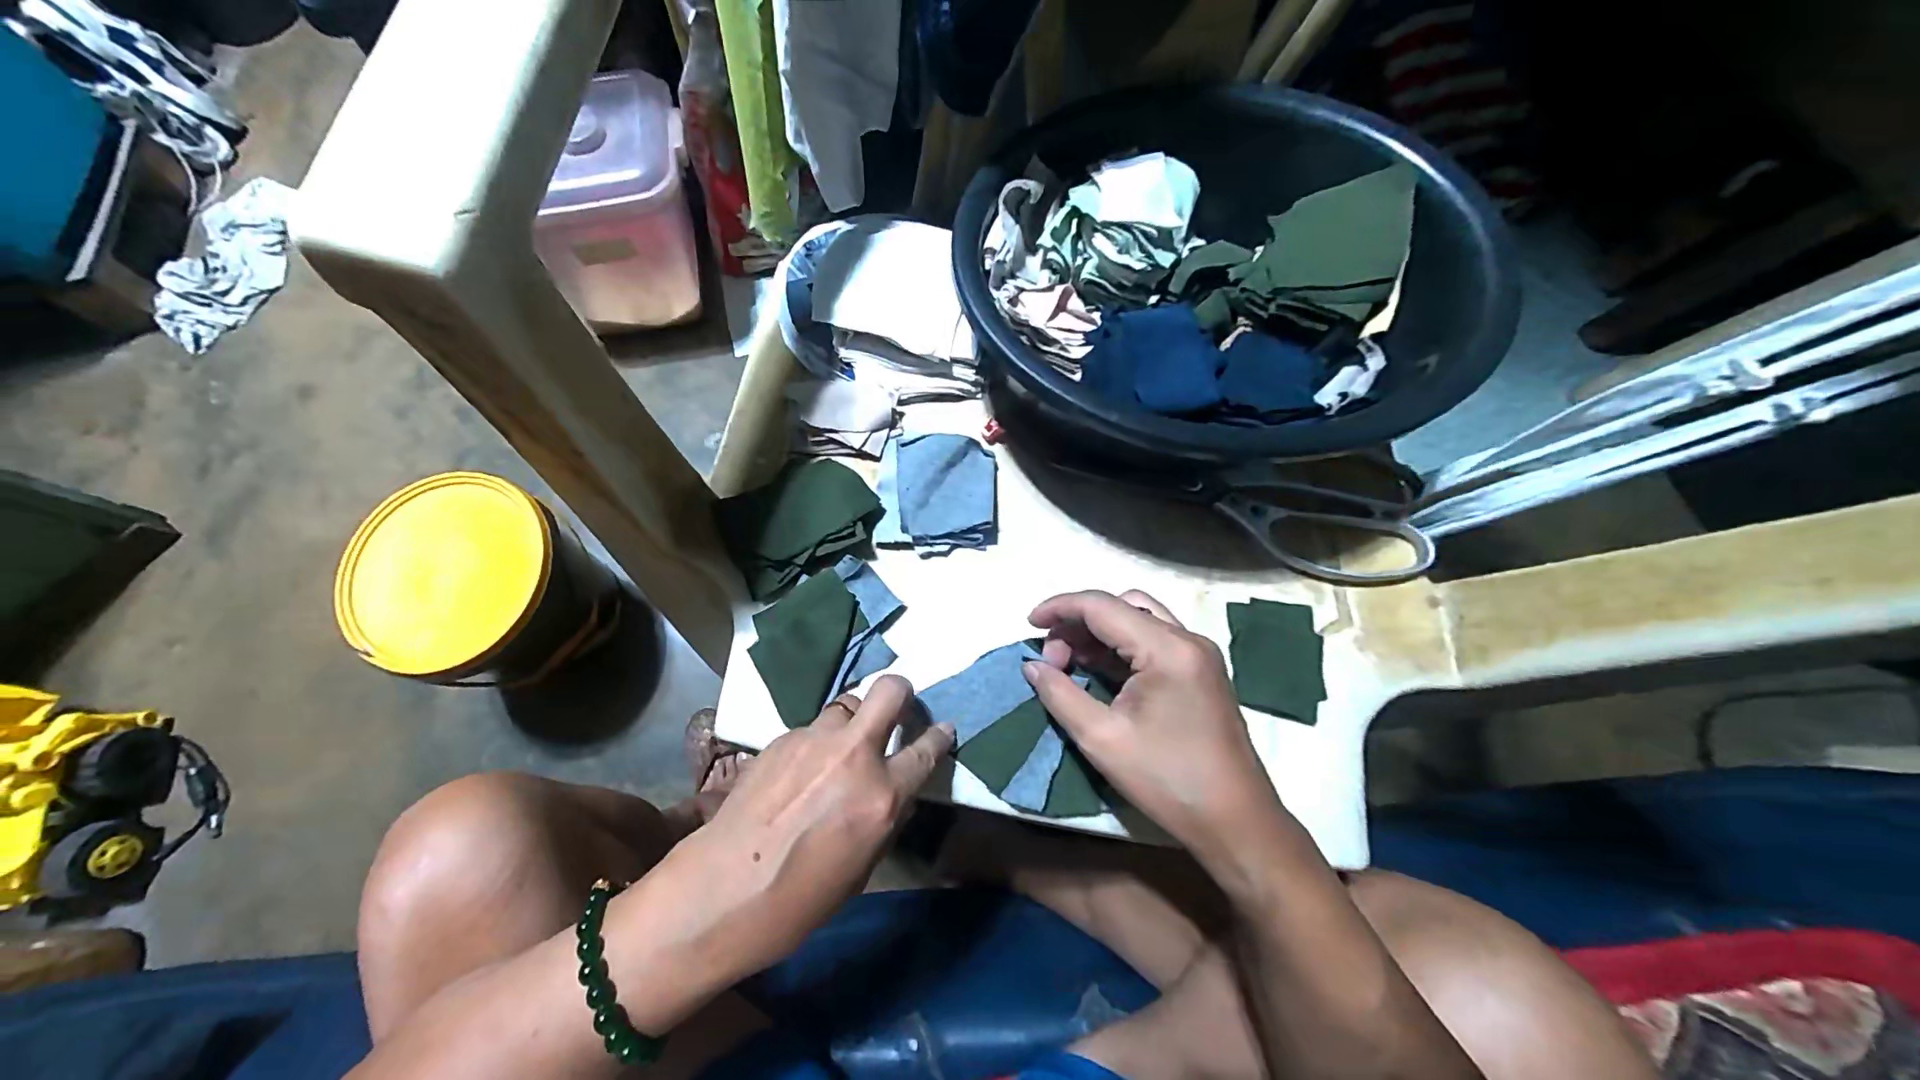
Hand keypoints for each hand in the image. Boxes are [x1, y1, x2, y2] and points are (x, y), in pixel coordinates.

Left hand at [646, 676, 951, 981]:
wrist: (721, 891)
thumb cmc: (801, 899)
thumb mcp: (864, 865)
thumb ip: (886, 816)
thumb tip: (896, 792)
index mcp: (882, 794)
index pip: (926, 749)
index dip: (940, 736)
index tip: (942, 730)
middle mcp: (852, 755)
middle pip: (889, 691)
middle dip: (901, 693)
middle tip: (897, 709)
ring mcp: (813, 741)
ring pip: (845, 706)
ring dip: (851, 722)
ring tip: (838, 749)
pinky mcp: (779, 739)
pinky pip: (810, 729)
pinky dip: (815, 744)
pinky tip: (799, 773)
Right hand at [1022, 590, 1288, 867]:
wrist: (1235, 822)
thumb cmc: (1167, 780)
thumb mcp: (1101, 738)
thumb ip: (1059, 694)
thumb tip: (1032, 665)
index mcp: (1167, 648)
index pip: (1102, 606)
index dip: (1059, 608)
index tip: (1029, 624)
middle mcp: (1187, 639)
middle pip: (1122, 606)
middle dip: (1079, 623)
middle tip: (1053, 660)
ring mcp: (1199, 655)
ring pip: (1139, 619)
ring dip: (1099, 633)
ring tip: (1070, 664)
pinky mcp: (1201, 672)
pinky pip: (1154, 641)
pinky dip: (1121, 647)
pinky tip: (1099, 673)